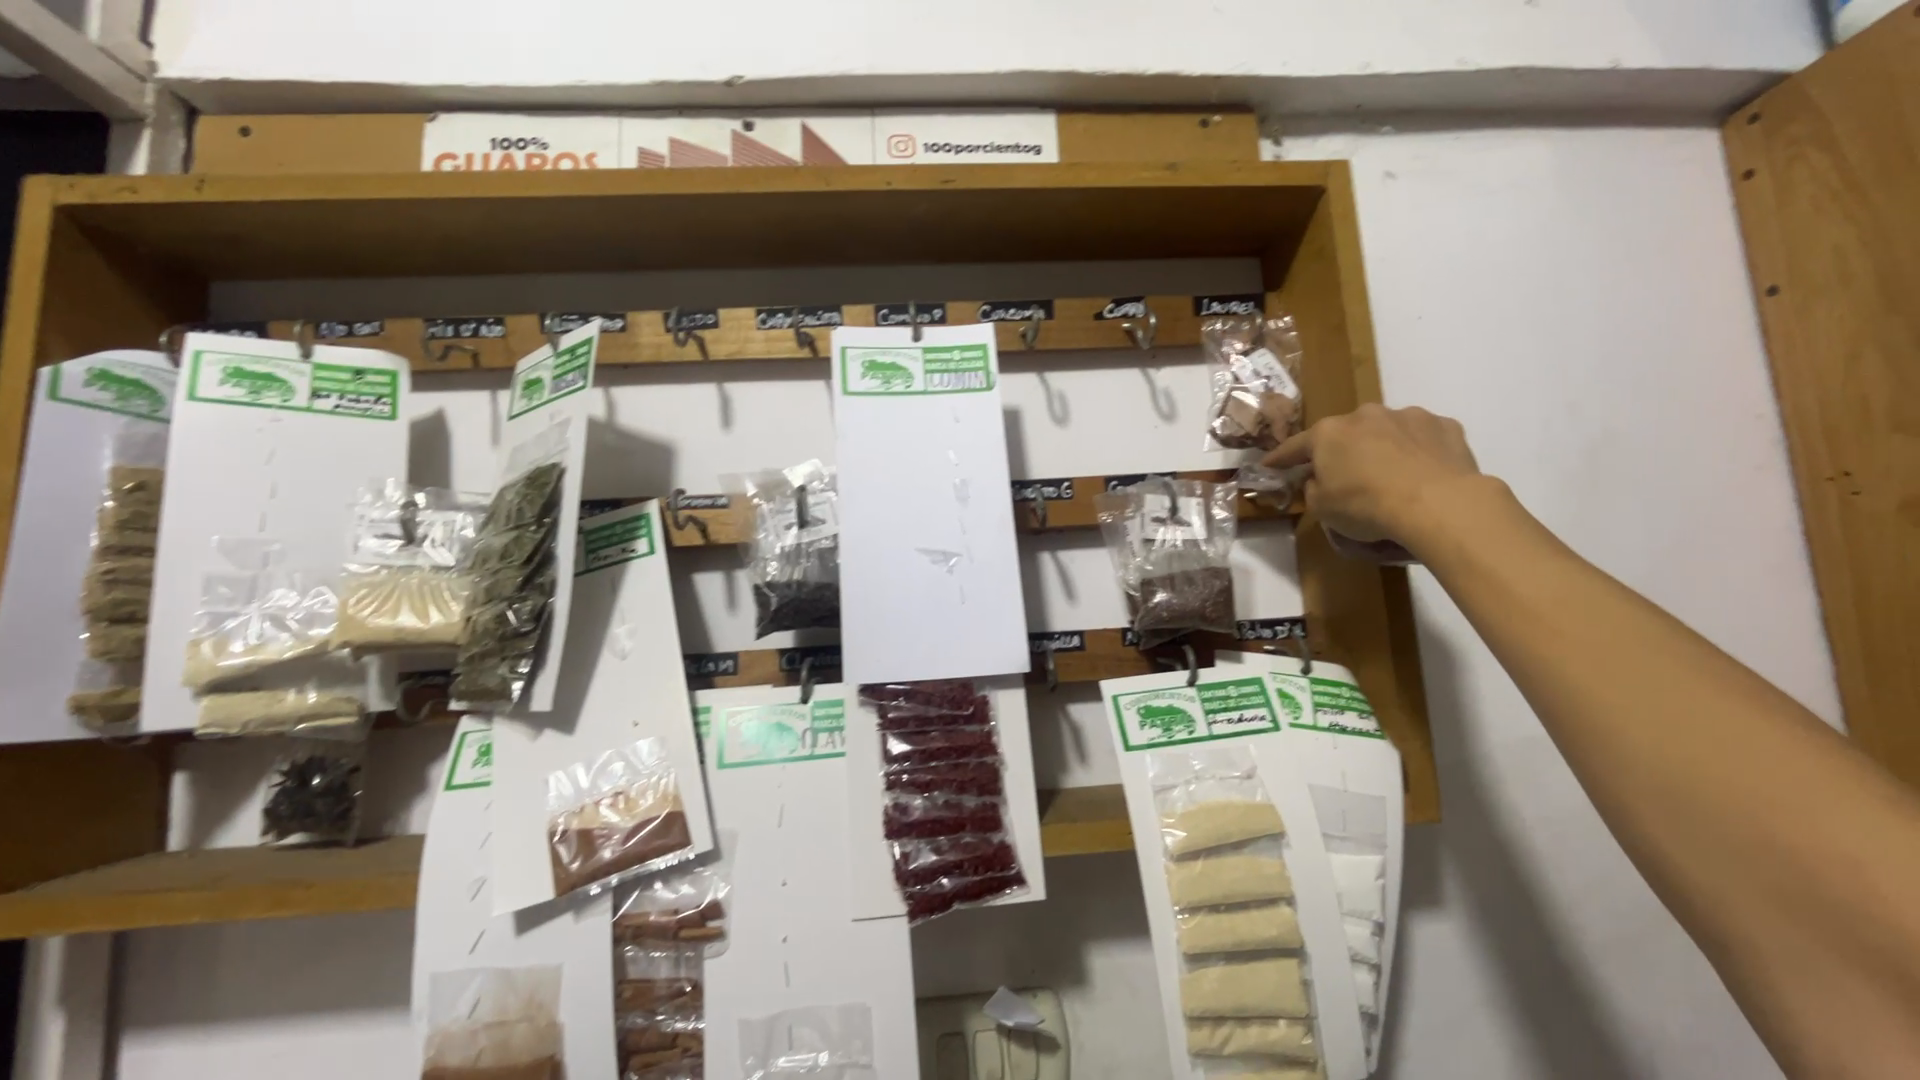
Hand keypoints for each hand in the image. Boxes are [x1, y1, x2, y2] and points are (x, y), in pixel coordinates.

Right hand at [1262, 404, 1483, 547]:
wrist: (1437, 503)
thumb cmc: (1366, 506)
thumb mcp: (1322, 509)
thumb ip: (1314, 489)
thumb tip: (1319, 480)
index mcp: (1329, 434)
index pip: (1296, 446)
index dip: (1281, 458)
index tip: (1270, 464)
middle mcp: (1366, 415)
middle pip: (1346, 433)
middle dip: (1343, 450)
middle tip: (1347, 475)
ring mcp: (1408, 416)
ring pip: (1387, 430)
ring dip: (1384, 446)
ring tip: (1394, 475)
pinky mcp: (1444, 425)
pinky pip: (1423, 438)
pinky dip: (1420, 451)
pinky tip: (1425, 472)